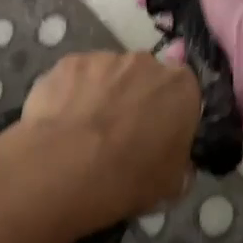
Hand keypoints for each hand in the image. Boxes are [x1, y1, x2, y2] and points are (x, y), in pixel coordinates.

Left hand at [21, 51, 201, 229]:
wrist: (67, 169)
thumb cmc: (129, 178)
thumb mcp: (171, 184)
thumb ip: (179, 162)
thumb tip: (177, 163)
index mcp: (180, 88)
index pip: (182, 89)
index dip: (169, 110)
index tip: (157, 132)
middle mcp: (145, 63)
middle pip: (144, 75)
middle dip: (135, 97)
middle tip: (120, 132)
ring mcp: (103, 58)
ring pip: (107, 74)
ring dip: (101, 94)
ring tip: (84, 131)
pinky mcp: (67, 63)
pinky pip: (74, 78)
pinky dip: (70, 94)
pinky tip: (60, 123)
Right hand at [172, 0, 242, 119]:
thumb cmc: (240, 15)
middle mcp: (231, 6)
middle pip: (188, 1)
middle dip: (165, 5)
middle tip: (144, 10)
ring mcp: (226, 37)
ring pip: (188, 30)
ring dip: (172, 32)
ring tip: (163, 38)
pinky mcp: (221, 64)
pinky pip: (193, 57)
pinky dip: (181, 57)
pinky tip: (175, 59)